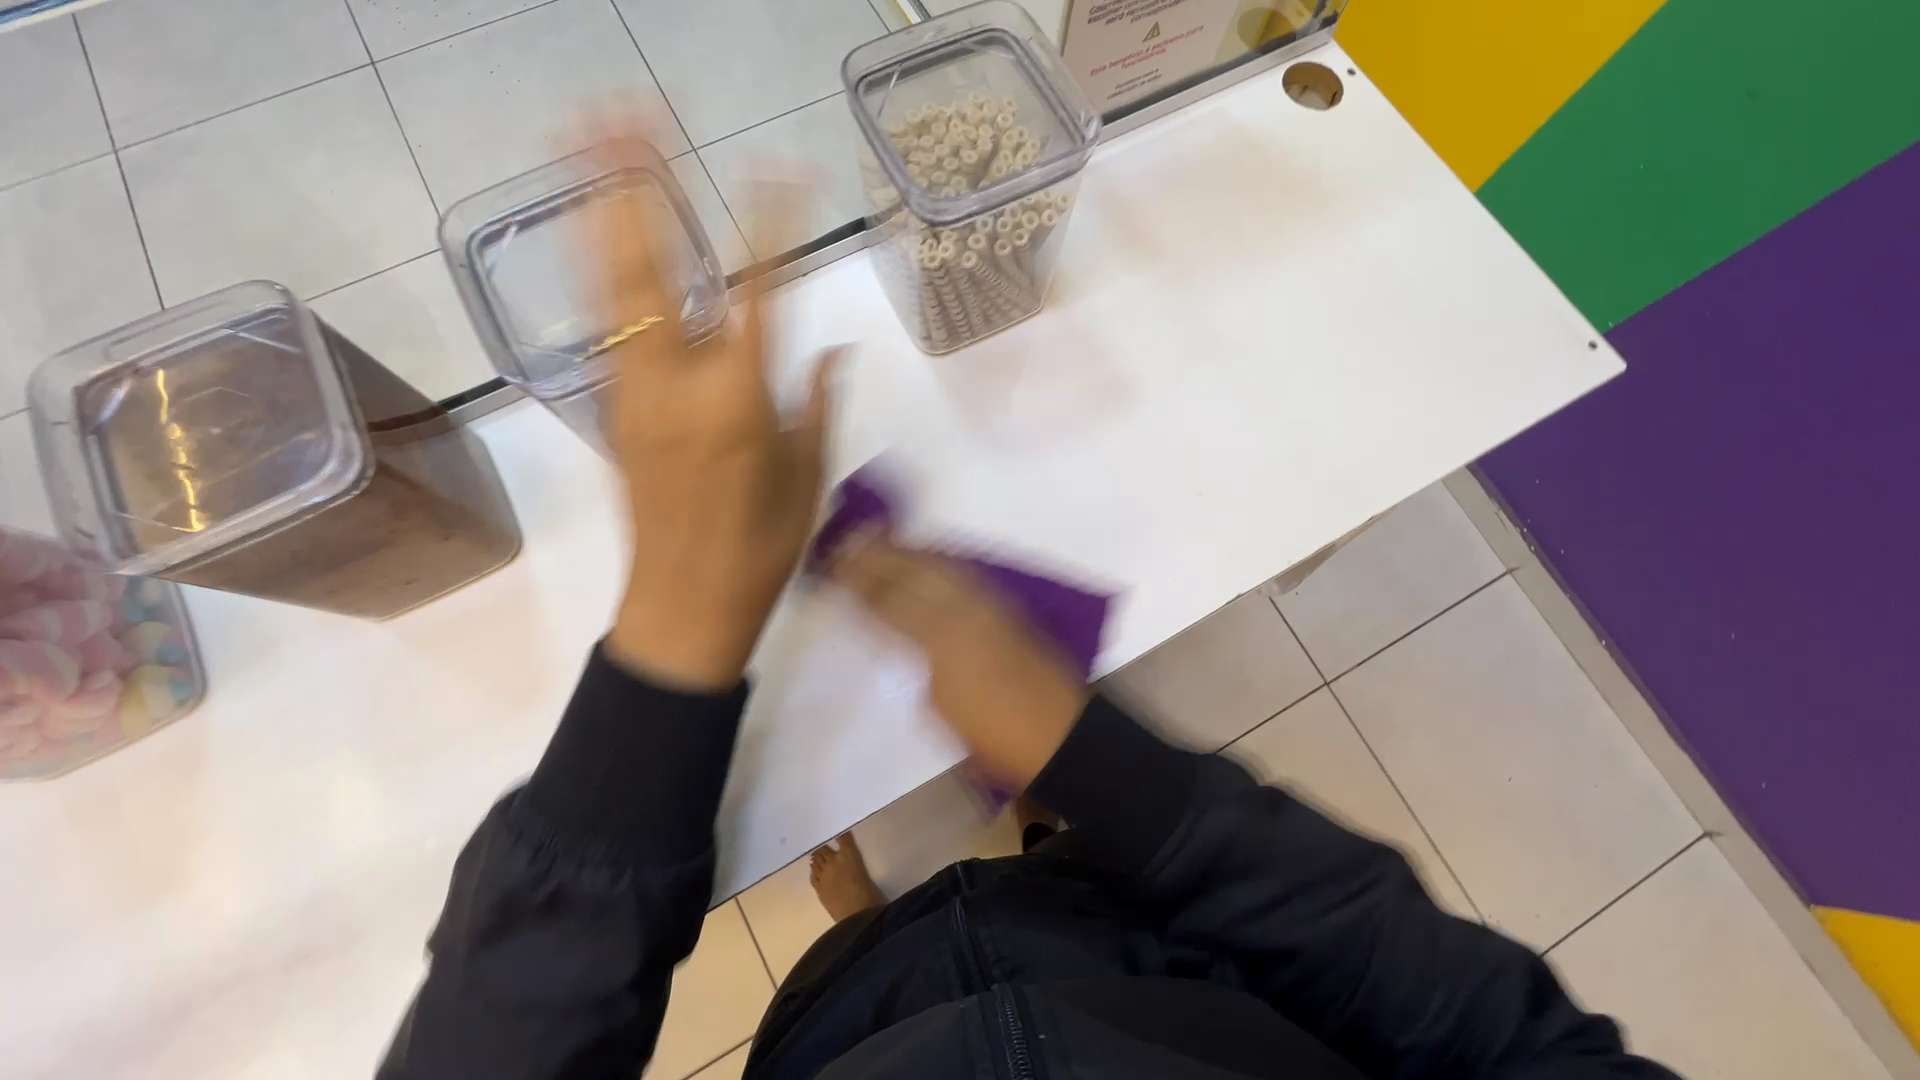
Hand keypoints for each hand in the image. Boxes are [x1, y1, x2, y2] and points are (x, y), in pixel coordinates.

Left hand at [586, 119, 834, 689]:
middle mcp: (676, 384)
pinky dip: (600, 270)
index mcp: (739, 402)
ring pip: (610, 288)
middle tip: (628, 112)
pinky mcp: (611, 411)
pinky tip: (596, 234)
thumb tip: (832, 348)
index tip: (784, 169)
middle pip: (652, 269)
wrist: (684, 606)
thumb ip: (818, 402)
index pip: (758, 291)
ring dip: (599, 210)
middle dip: (639, 185)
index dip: (772, 223)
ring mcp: (632, 395)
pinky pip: (605, 328)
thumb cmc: (762, 549)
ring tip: (587, 140)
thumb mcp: (808, 476)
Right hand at [831, 533, 1088, 786]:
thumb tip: (901, 632)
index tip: (831, 569)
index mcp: (940, 640)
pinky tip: (927, 558)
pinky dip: (939, 560)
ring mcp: (989, 606)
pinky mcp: (1007, 608)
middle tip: (846, 542)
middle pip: (912, 574)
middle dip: (877, 557)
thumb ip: (917, 659)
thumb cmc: (992, 736)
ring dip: (906, 552)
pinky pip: (965, 573)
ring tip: (878, 540)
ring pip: (939, 566)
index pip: (888, 603)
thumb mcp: (938, 706)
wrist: (1059, 735)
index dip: (858, 585)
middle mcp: (963, 612)